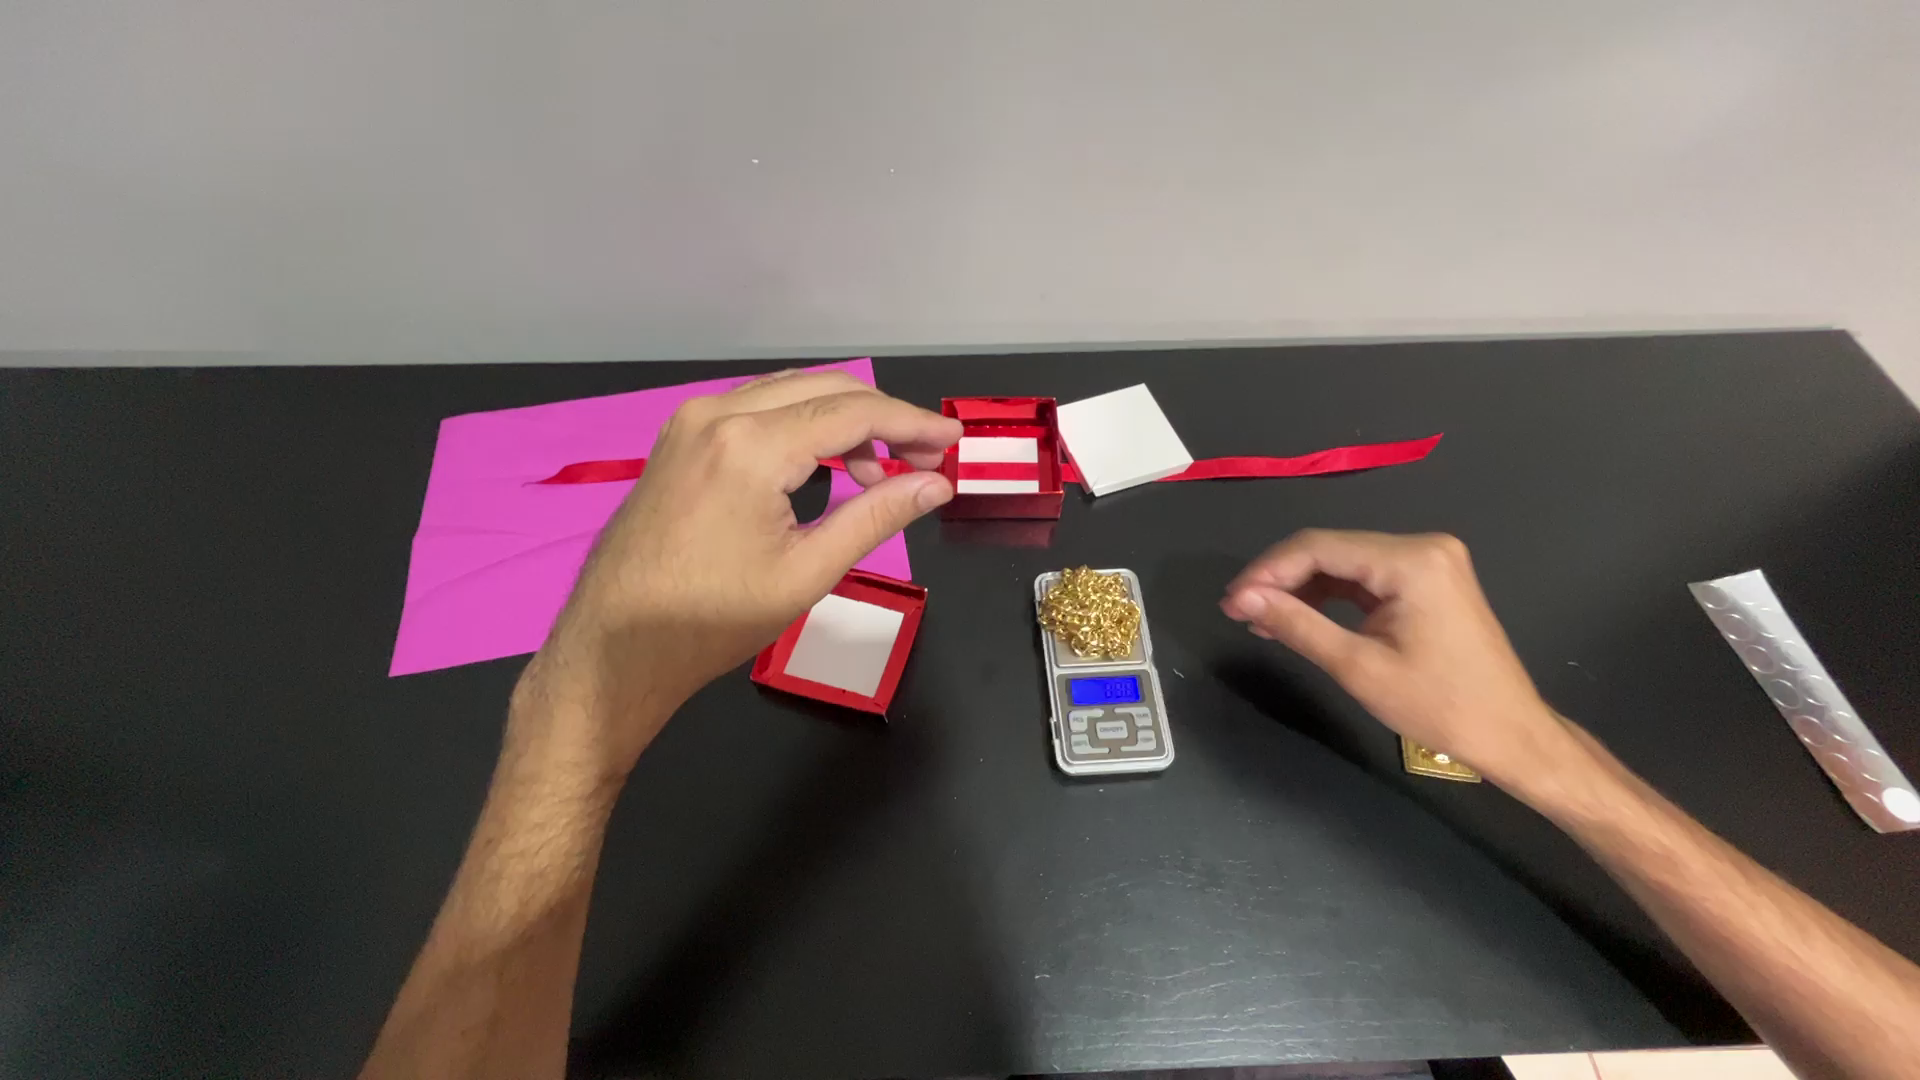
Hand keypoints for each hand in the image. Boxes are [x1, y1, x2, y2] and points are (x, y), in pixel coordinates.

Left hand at [515, 371, 961, 779]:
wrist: (616, 644)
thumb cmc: (714, 619)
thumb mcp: (808, 572)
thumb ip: (878, 516)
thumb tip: (937, 485)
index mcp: (751, 446)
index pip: (854, 412)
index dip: (912, 422)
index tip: (953, 440)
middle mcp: (718, 414)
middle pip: (825, 389)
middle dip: (883, 418)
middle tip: (925, 458)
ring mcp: (692, 421)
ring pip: (791, 395)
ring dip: (843, 422)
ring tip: (877, 475)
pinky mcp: (680, 438)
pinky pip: (757, 411)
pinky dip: (802, 428)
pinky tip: (823, 468)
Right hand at [1221, 529, 1576, 788]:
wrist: (1511, 734)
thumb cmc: (1439, 706)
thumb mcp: (1356, 667)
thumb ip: (1295, 624)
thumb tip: (1241, 599)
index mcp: (1411, 561)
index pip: (1317, 548)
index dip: (1266, 572)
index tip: (1230, 602)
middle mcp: (1421, 547)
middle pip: (1328, 550)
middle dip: (1278, 579)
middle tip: (1238, 611)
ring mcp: (1427, 561)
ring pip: (1341, 563)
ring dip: (1298, 588)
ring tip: (1259, 619)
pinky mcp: (1426, 579)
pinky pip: (1362, 577)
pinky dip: (1327, 596)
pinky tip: (1297, 617)